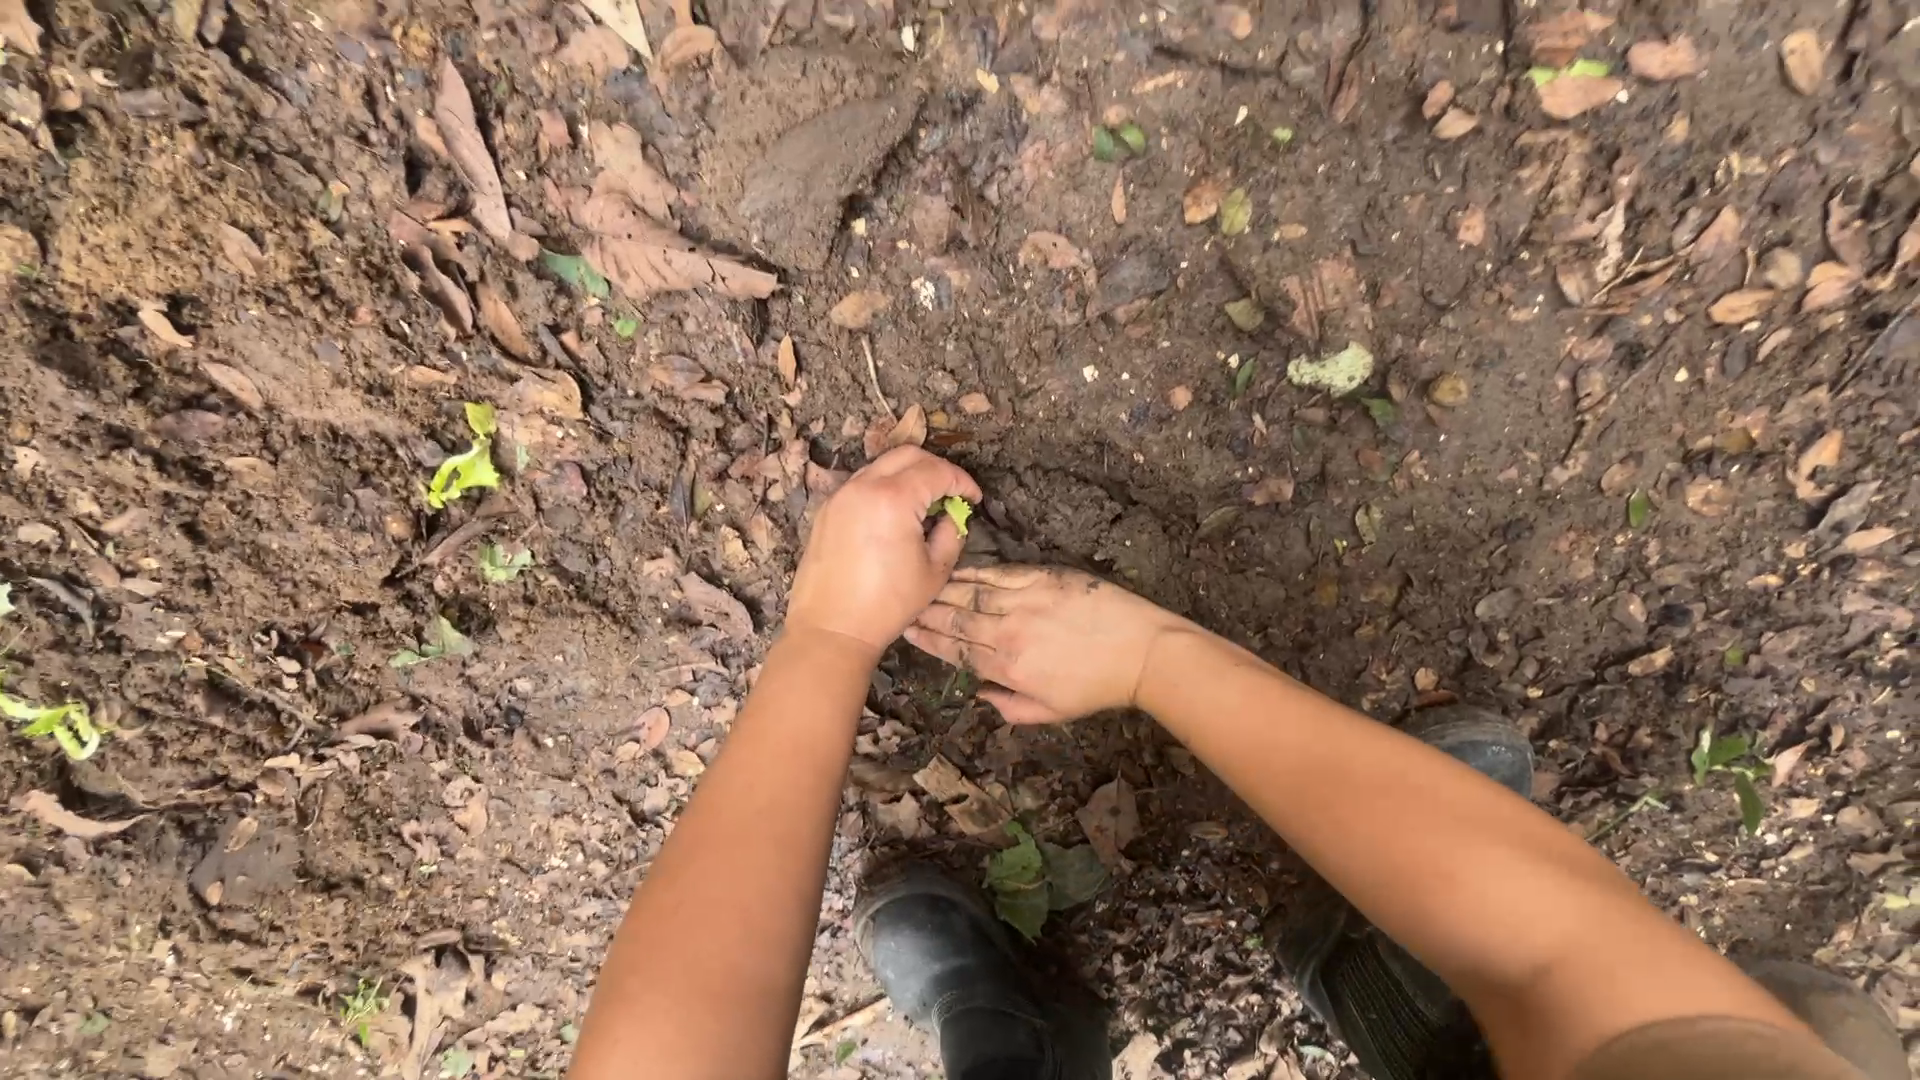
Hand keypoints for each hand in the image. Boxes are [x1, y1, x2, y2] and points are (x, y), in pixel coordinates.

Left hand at [785, 446, 981, 656]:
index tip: (974, 498)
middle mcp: (864, 487)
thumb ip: (951, 533)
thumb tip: (953, 515)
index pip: (937, 471)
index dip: (962, 482)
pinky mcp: (827, 509)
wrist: (831, 627)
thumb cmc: (887, 604)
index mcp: (894, 499)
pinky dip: (884, 487)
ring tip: (924, 504)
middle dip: (936, 468)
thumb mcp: (935, 571)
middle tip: (952, 493)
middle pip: (908, 454)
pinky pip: (862, 484)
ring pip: (882, 465)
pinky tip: (895, 515)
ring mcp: (841, 496)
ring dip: (908, 475)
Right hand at [905, 565, 1196, 723]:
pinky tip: (955, 571)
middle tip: (902, 606)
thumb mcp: (1052, 713)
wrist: (1143, 653)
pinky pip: (998, 574)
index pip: (957, 651)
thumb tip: (979, 694)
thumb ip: (1010, 707)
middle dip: (925, 613)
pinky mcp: (1043, 578)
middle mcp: (1009, 634)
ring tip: (920, 586)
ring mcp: (1025, 602)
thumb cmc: (1098, 687)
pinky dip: (973, 573)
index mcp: (1009, 669)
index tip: (907, 632)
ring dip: (941, 590)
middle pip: (955, 620)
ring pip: (970, 594)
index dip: (928, 641)